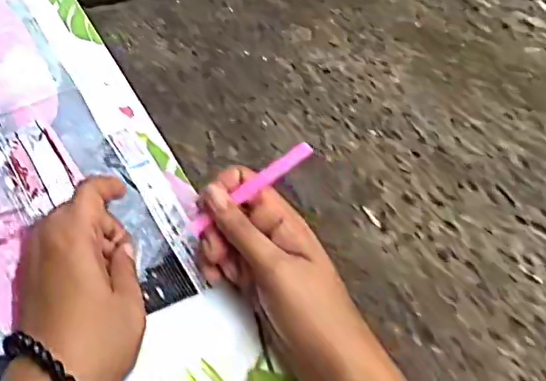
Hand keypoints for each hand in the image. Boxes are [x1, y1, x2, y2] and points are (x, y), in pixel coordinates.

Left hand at [14, 177, 145, 380]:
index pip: (88, 192)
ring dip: (88, 241)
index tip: (122, 191)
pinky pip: (53, 245)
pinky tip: (87, 286)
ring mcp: (32, 249)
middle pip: (78, 211)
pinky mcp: (26, 268)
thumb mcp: (129, 305)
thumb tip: (119, 247)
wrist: (50, 372)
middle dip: (103, 227)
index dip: (107, 187)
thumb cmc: (95, 339)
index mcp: (70, 231)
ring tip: (107, 281)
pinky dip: (72, 253)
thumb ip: (126, 265)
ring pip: (66, 228)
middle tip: (123, 261)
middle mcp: (46, 232)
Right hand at [196, 167, 405, 380]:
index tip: (210, 210)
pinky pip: (222, 259)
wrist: (335, 370)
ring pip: (219, 235)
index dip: (223, 189)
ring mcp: (258, 257)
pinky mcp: (250, 278)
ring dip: (211, 250)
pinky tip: (217, 280)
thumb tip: (210, 189)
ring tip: (217, 271)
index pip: (244, 183)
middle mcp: (267, 233)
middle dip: (212, 227)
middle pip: (225, 209)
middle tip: (216, 251)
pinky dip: (214, 266)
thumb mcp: (275, 267)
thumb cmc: (315, 315)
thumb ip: (239, 227)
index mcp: (281, 221)